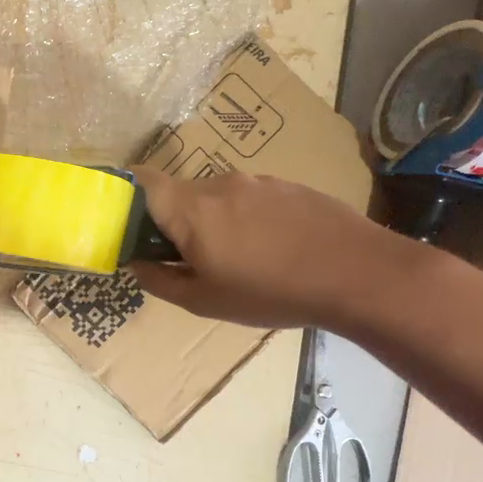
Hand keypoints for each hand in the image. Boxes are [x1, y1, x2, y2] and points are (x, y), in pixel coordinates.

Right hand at [127, 168, 422, 329]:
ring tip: (229, 258)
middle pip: (177, 193)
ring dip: (210, 222)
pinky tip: (265, 251)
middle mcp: (220, 185)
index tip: (118, 221)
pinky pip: (249, 199)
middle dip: (169, 220)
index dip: (122, 193)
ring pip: (215, 198)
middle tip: (177, 257)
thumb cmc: (271, 292)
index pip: (141, 180)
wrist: (364, 276)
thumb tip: (136, 264)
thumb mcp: (203, 301)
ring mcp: (260, 183)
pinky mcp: (291, 188)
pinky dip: (243, 220)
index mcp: (190, 209)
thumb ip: (159, 280)